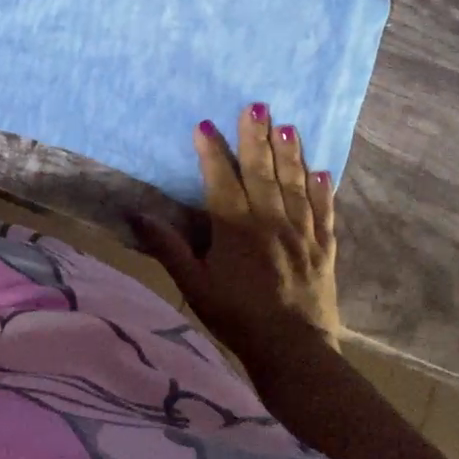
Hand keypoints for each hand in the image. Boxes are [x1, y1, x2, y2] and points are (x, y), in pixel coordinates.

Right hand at [134, 103, 341, 366]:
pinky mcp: (323, 252)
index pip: (222, 179)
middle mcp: (272, 223)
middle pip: (264, 173)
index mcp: (236, 228)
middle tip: (259, 106)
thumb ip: (167, 246)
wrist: (295, 353)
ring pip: (296, 186)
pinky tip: (322, 171)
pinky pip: (323, 214)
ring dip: (291, 155)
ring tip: (288, 126)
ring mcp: (302, 236)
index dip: (212, 150)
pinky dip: (322, 191)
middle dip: (258, 138)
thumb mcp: (192, 283)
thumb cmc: (235, 316)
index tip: (205, 122)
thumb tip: (134, 213)